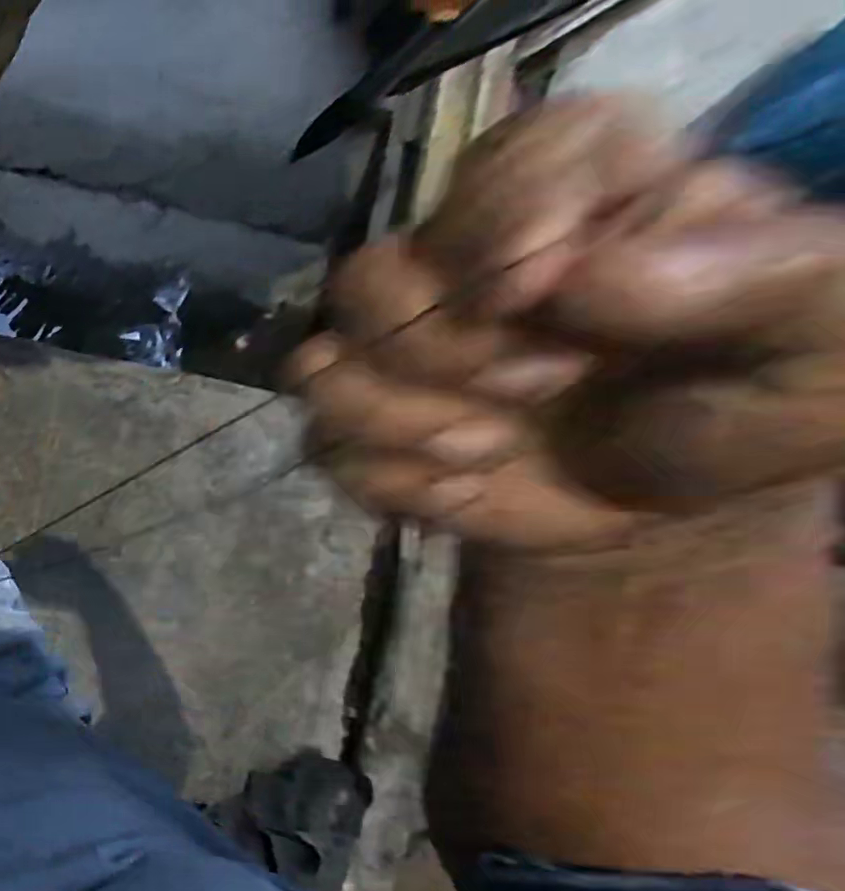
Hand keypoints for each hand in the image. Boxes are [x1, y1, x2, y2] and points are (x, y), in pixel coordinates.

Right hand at [288, 96, 844, 553]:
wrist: (661, 515)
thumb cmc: (749, 409)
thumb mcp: (830, 335)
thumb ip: (761, 275)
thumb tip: (584, 277)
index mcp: (585, 205)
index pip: (509, 156)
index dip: (500, 210)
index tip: (536, 285)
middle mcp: (460, 272)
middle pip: (368, 272)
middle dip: (436, 343)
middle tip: (540, 384)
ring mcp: (390, 357)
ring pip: (315, 365)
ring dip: (397, 417)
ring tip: (492, 447)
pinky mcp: (353, 429)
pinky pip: (321, 444)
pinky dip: (389, 477)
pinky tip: (457, 485)